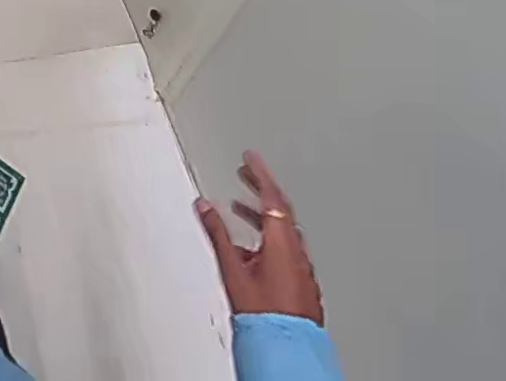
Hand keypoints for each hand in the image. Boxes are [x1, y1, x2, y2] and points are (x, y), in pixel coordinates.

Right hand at [194, 151, 324, 323]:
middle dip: (262, 187)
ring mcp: (301, 268)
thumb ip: (217, 232)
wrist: (286, 349)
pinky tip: (253, 241)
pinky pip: (285, 245)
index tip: (251, 156)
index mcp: (282, 243)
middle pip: (281, 210)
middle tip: (247, 170)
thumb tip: (204, 205)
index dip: (261, 173)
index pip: (273, 197)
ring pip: (283, 228)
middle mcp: (296, 252)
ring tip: (242, 204)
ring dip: (263, 211)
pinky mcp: (300, 281)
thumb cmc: (264, 313)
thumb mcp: (232, 268)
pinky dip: (268, 232)